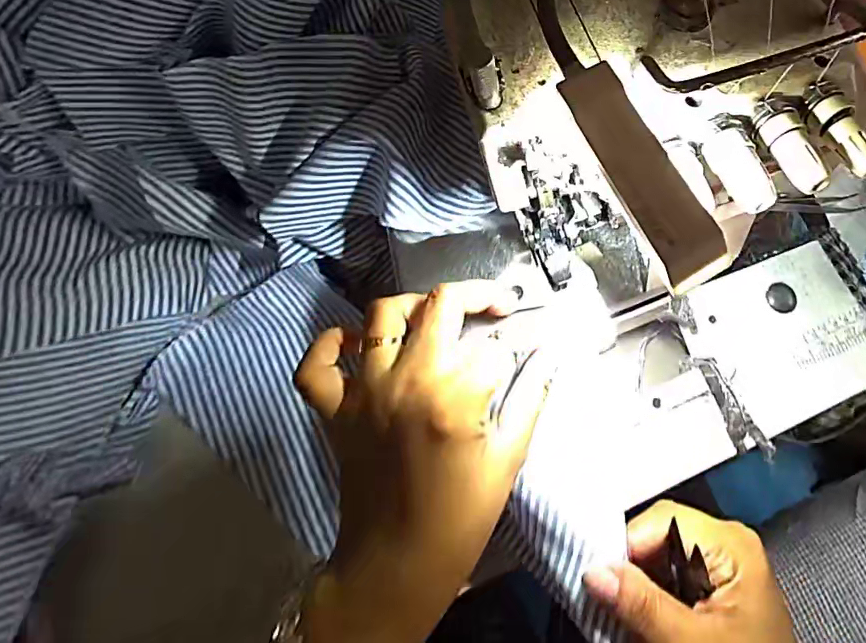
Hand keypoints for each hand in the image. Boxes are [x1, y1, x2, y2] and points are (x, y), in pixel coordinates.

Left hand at [294, 280, 551, 642]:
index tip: (524, 354)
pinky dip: (330, 344)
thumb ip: (531, 396)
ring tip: (436, 317)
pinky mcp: (336, 412)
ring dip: (415, 305)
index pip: (496, 345)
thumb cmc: (460, 518)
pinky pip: (316, 366)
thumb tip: (549, 353)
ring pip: (383, 314)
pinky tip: (358, 340)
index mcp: (455, 397)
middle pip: (443, 304)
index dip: (517, 346)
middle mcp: (408, 382)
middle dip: (480, 297)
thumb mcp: (508, 457)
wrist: (395, 569)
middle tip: (496, 307)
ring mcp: (366, 394)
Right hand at [584, 500, 796, 642]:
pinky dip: (653, 605)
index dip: (626, 545)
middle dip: (631, 572)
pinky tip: (643, 628)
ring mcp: (723, 573)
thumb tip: (597, 571)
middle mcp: (728, 548)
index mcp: (732, 543)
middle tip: (604, 603)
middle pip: (661, 540)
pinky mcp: (715, 598)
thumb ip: (644, 605)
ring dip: (639, 592)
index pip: (663, 518)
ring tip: (623, 621)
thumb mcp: (692, 641)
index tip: (596, 576)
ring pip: (662, 565)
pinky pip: (673, 586)